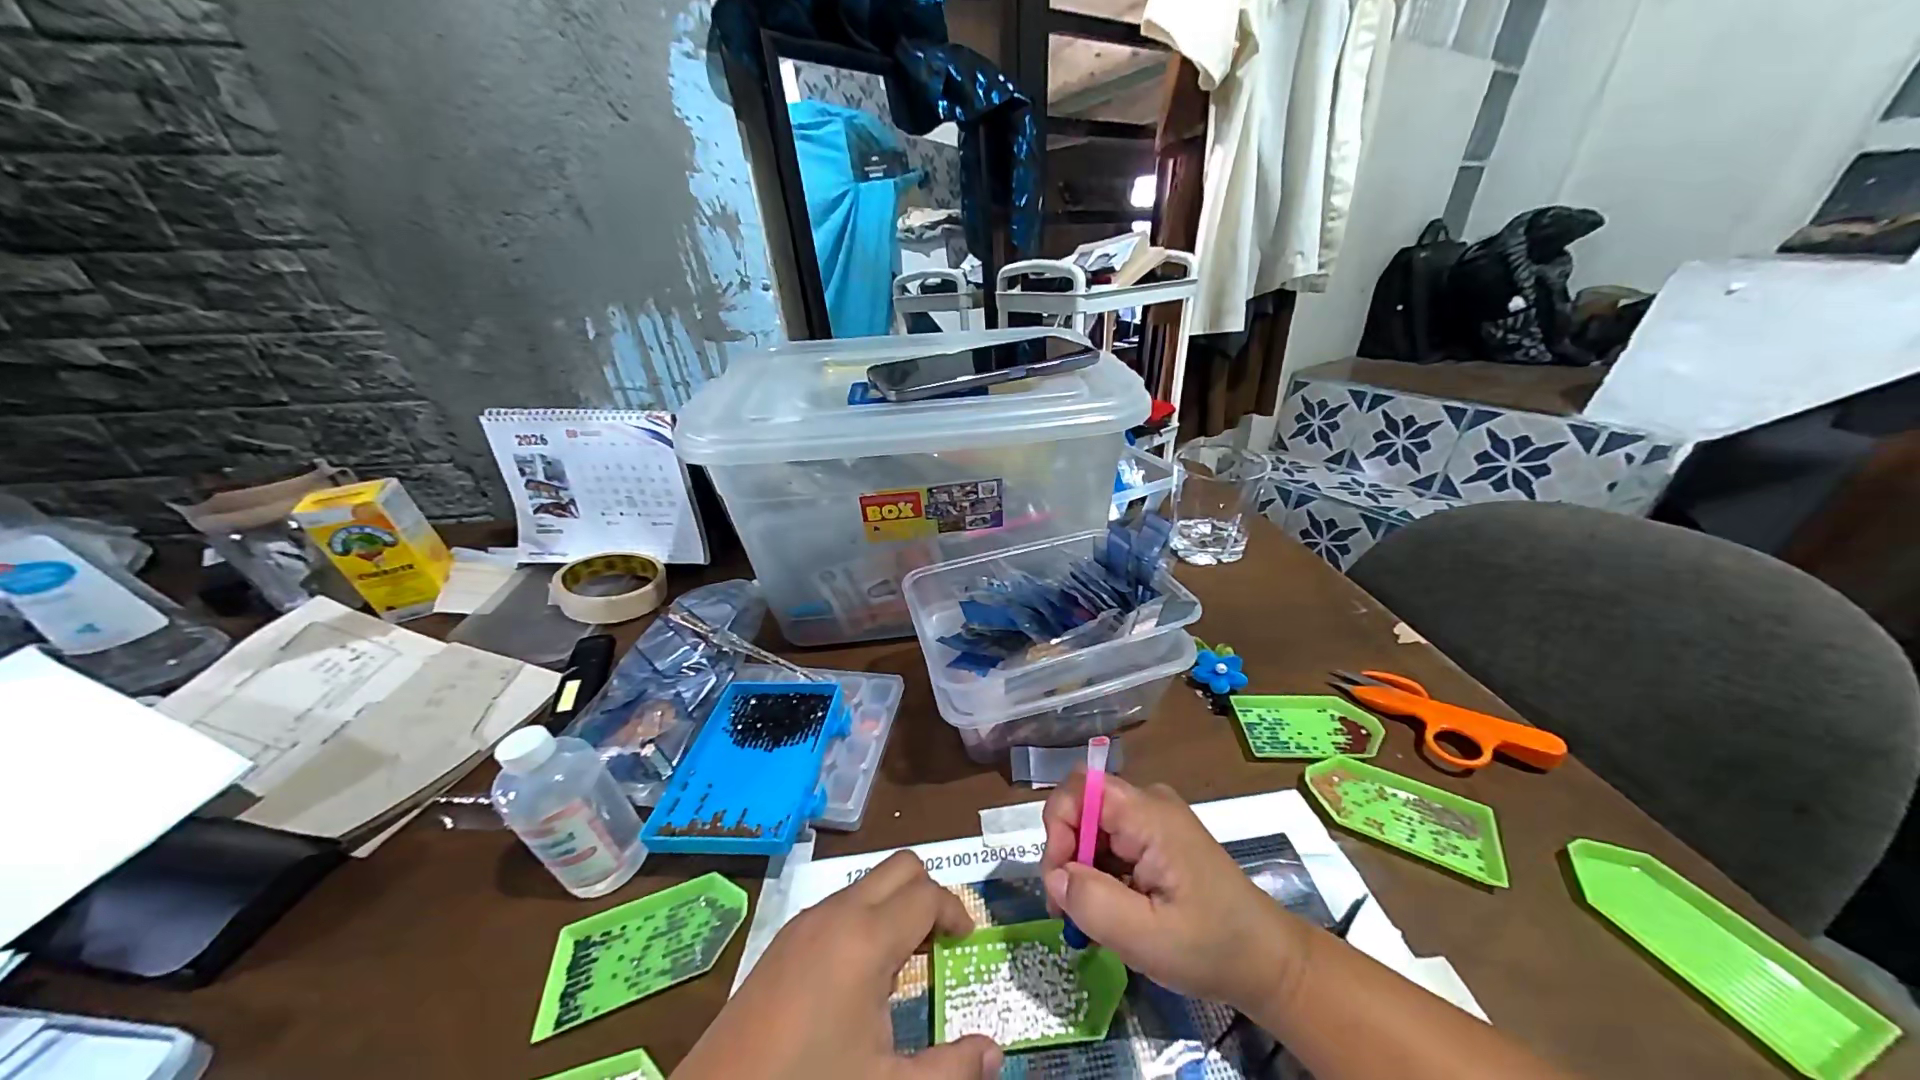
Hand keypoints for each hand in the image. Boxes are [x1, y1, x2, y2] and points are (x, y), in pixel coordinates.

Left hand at [675, 851, 1002, 1079]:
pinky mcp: (784, 938)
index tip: (967, 941)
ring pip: (868, 883)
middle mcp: (837, 913)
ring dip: (895, 906)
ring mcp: (805, 922)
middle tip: (939, 941)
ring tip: (904, 963)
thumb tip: (995, 1053)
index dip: (956, 911)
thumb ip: (950, 1068)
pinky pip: (840, 905)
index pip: (928, 894)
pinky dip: (865, 919)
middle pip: (900, 866)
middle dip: (929, 893)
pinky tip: (860, 976)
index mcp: (867, 938)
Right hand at [1040, 771, 1310, 1012]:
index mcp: (1148, 815)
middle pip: (1082, 808)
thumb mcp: (1146, 936)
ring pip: (1092, 828)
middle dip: (1066, 855)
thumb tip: (1054, 876)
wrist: (1268, 962)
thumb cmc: (1211, 947)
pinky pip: (1110, 843)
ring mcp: (1154, 821)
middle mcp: (1149, 804)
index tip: (1061, 880)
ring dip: (1082, 870)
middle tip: (1070, 910)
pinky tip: (1112, 912)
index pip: (1079, 788)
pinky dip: (1100, 875)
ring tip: (1092, 920)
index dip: (1058, 826)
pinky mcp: (1157, 839)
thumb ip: (1093, 902)